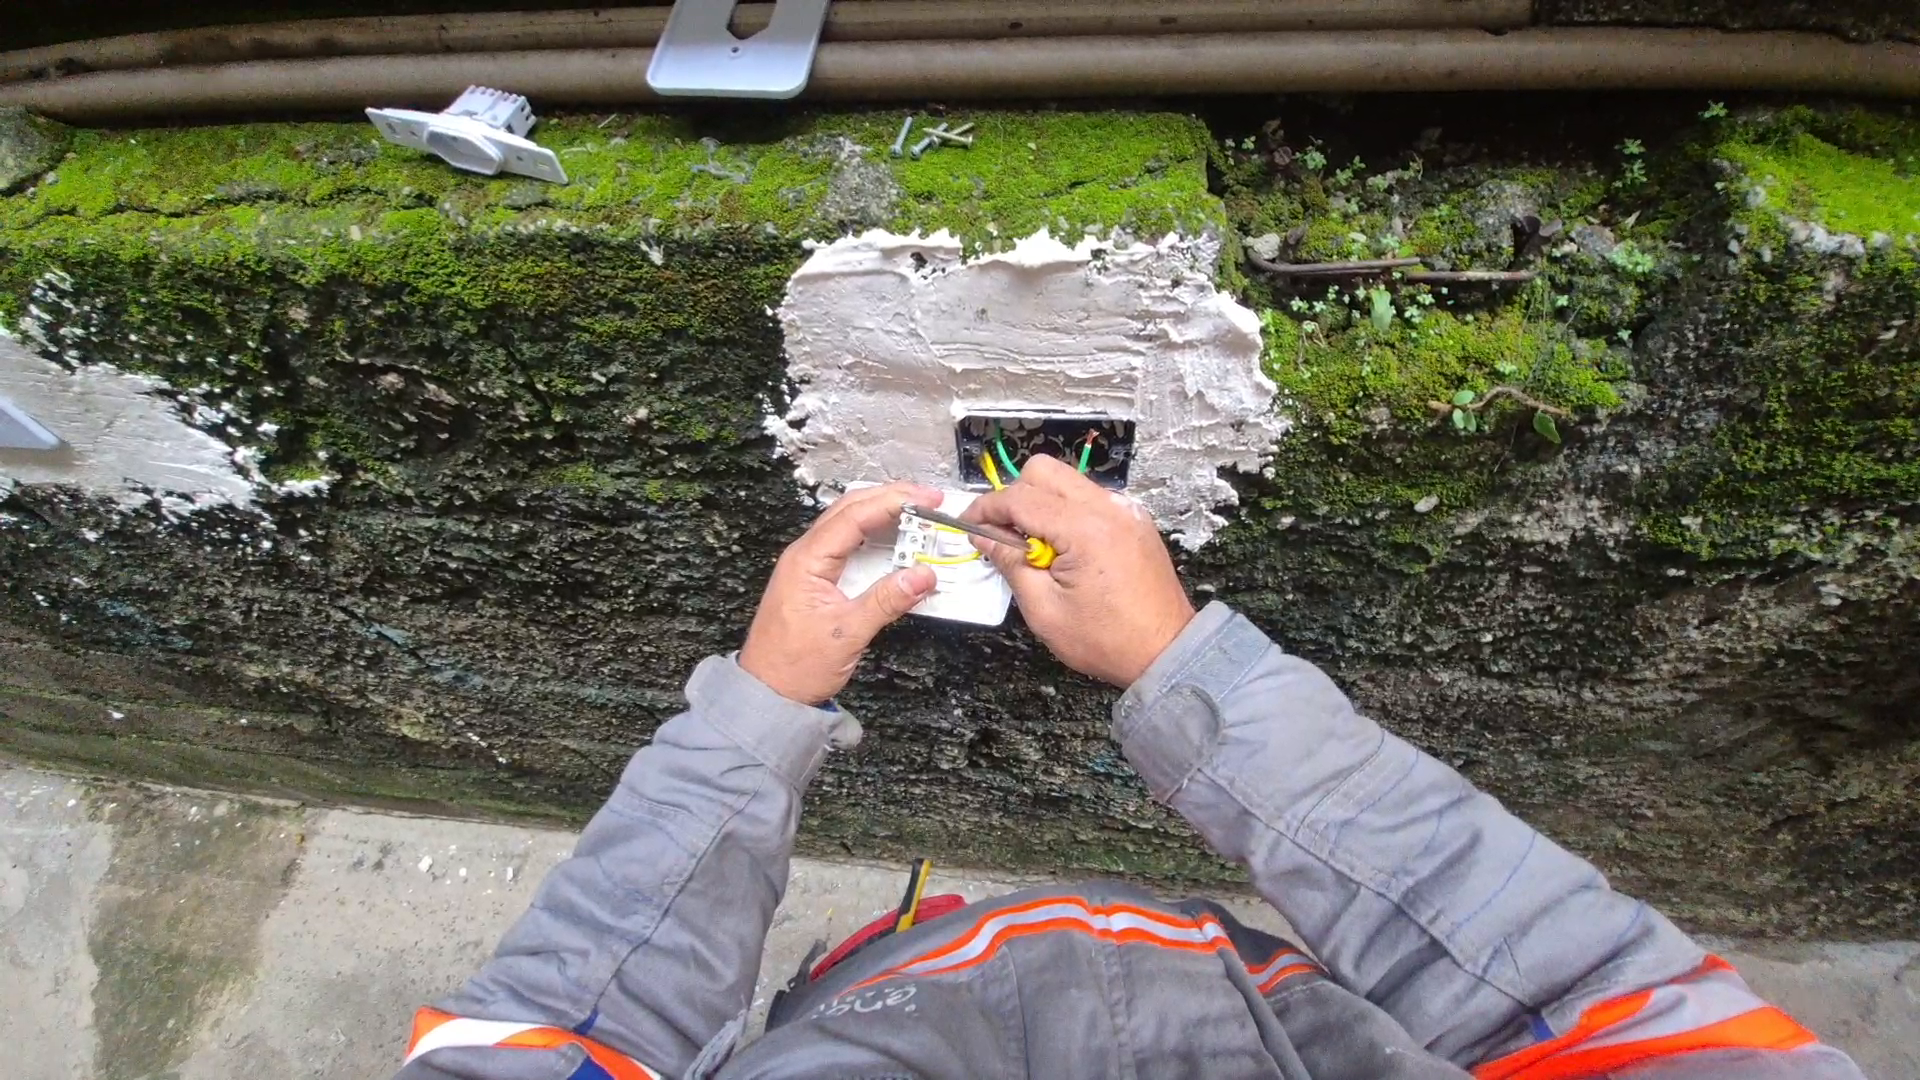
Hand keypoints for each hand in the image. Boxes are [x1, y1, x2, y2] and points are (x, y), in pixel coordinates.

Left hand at [739, 482, 942, 704]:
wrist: (768, 694)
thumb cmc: (794, 667)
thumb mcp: (847, 634)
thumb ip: (886, 601)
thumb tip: (922, 576)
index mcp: (807, 560)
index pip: (855, 515)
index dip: (894, 501)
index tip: (926, 498)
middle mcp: (806, 555)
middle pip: (851, 508)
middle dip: (891, 497)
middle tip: (928, 498)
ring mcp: (811, 565)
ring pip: (850, 523)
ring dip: (884, 513)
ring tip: (918, 513)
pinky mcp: (819, 578)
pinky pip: (850, 544)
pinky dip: (876, 536)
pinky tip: (896, 540)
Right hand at [962, 456, 1194, 686]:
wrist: (1166, 652)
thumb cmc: (1106, 640)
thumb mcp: (1044, 610)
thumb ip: (1011, 563)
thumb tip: (984, 536)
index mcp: (1085, 530)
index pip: (1020, 498)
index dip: (986, 509)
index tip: (968, 526)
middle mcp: (1107, 508)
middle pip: (1043, 470)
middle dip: (1014, 496)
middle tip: (1003, 534)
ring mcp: (1124, 509)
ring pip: (1065, 479)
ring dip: (1040, 502)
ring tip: (1033, 545)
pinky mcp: (1133, 518)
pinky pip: (1088, 496)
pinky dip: (1065, 510)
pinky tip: (1062, 546)